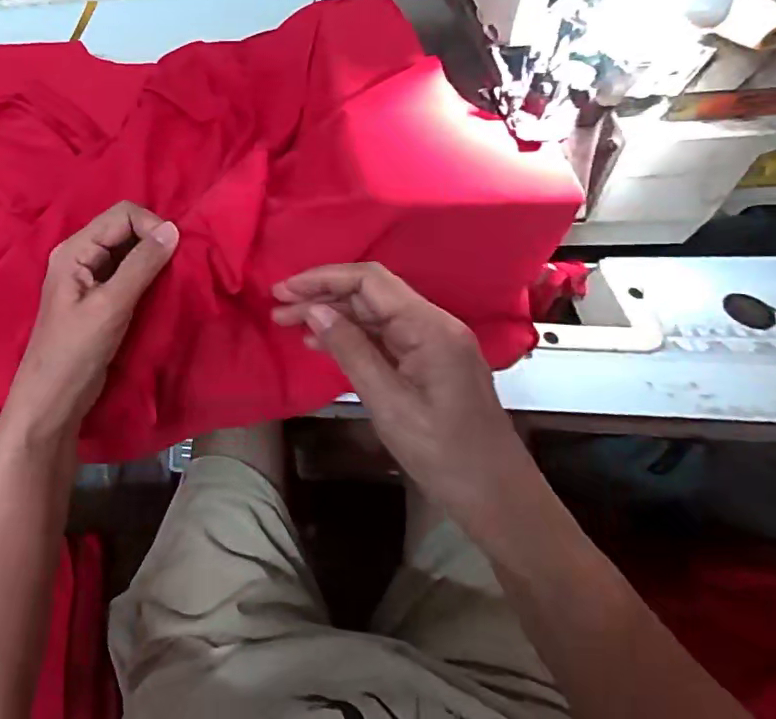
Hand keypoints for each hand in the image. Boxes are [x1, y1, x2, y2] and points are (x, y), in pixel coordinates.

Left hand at [0, 201, 178, 449]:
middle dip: (154, 240)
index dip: (152, 226)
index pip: (123, 214)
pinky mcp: (100, 296)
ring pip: (129, 249)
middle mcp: (80, 255)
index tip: (173, 253)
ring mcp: (89, 276)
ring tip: (173, 278)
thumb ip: (141, 265)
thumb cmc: (75, 353)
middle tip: (177, 266)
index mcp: (75, 250)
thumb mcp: (111, 306)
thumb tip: (174, 229)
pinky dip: (148, 274)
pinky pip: (129, 271)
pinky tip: (161, 290)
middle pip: (126, 228)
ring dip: (153, 258)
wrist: (53, 401)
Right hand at [272, 263, 532, 525]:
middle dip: (323, 295)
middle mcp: (435, 323)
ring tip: (290, 324)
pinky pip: (387, 335)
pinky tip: (323, 343)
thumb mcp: (389, 404)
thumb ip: (351, 350)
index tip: (283, 290)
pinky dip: (354, 335)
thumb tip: (314, 310)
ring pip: (376, 313)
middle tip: (278, 309)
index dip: (323, 279)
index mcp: (430, 326)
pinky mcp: (432, 359)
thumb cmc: (444, 456)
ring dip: (335, 314)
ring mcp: (435, 340)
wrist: (497, 495)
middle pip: (372, 293)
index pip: (370, 281)